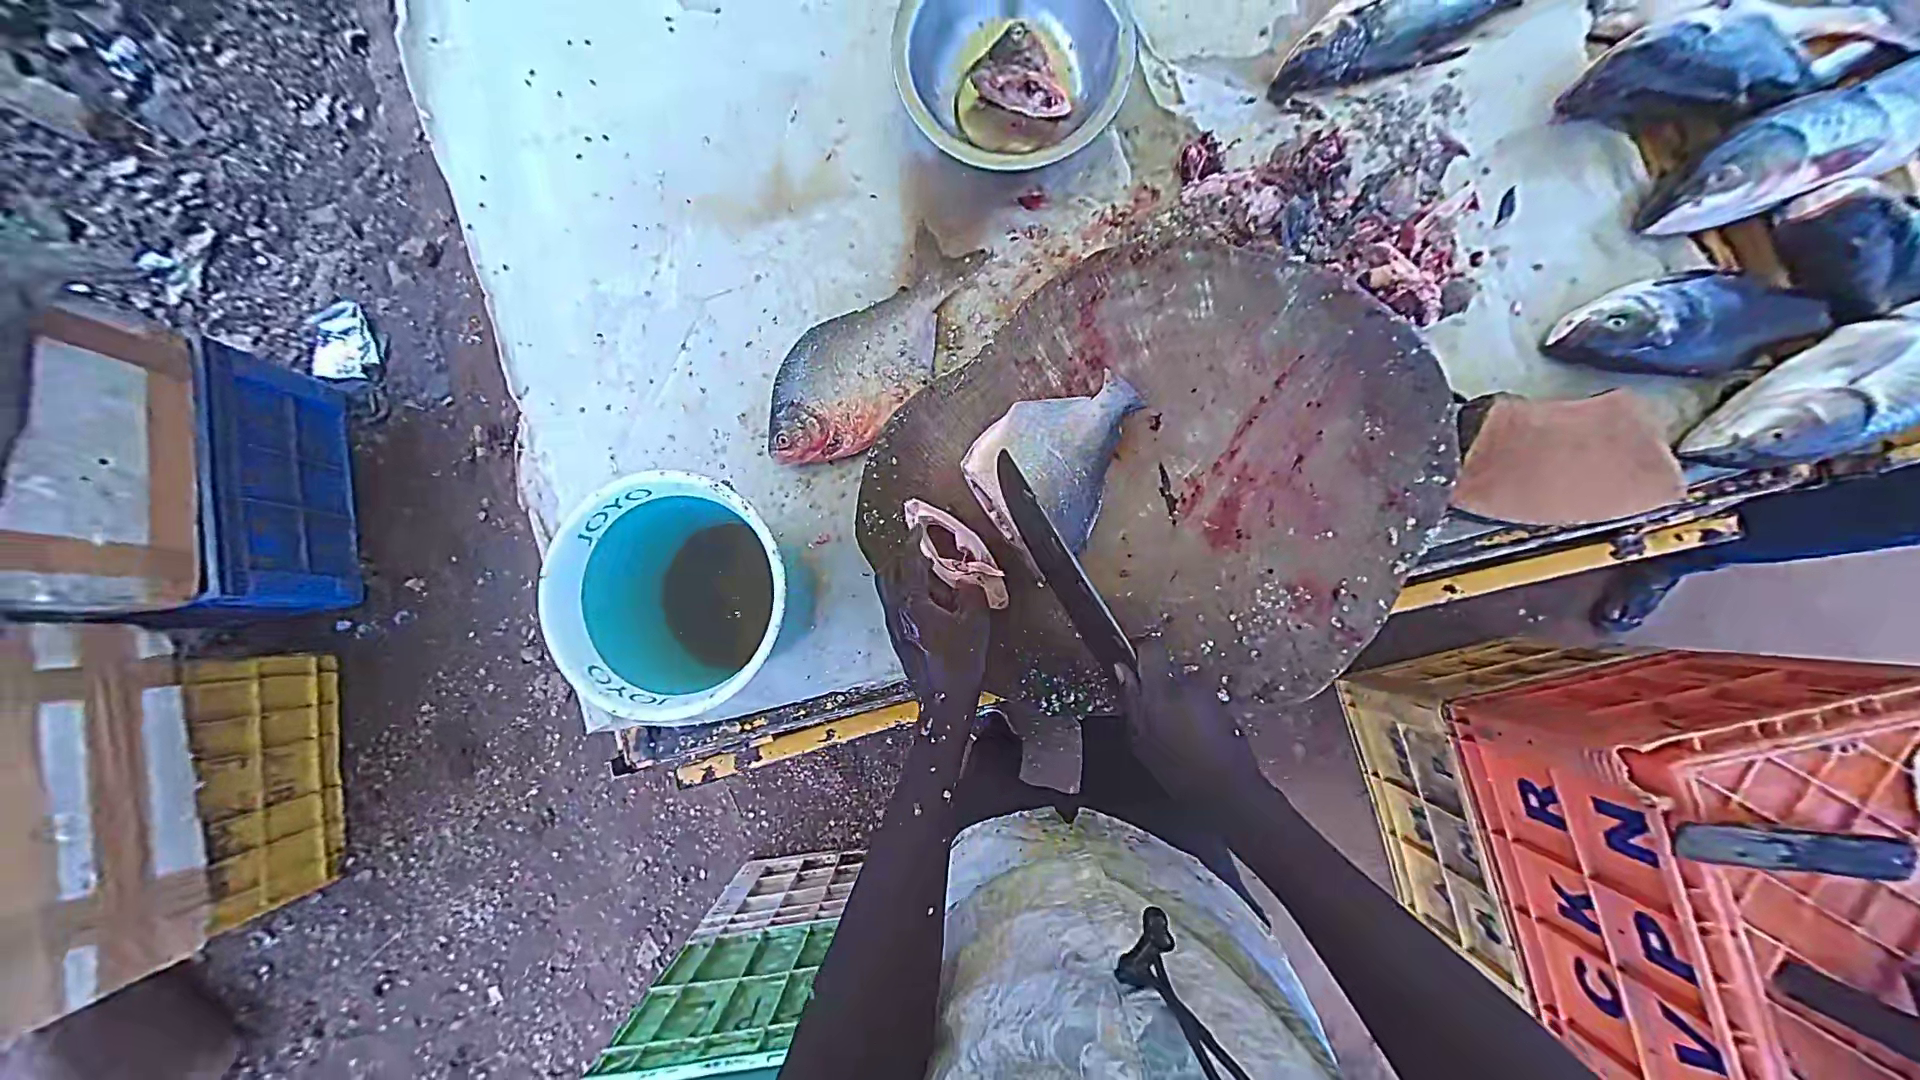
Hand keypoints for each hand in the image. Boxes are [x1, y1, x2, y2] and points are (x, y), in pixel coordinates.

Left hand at [877, 554, 989, 707]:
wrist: (944, 700)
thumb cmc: (959, 663)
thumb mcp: (975, 622)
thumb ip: (971, 592)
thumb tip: (968, 579)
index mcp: (913, 602)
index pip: (909, 562)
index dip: (916, 541)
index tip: (920, 528)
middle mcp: (897, 610)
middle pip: (891, 571)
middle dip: (905, 555)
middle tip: (922, 547)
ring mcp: (894, 624)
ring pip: (889, 587)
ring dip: (903, 573)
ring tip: (925, 569)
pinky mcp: (897, 635)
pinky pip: (895, 602)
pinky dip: (906, 590)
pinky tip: (926, 597)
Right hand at [1116, 637, 1268, 804]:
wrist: (1225, 791)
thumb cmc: (1175, 769)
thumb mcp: (1140, 738)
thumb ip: (1130, 699)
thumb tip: (1121, 669)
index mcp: (1160, 689)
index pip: (1151, 648)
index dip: (1142, 652)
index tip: (1135, 667)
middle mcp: (1187, 684)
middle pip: (1169, 668)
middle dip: (1160, 683)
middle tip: (1154, 711)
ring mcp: (1209, 694)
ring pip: (1186, 685)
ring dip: (1180, 698)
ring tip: (1176, 729)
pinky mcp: (1225, 707)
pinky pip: (1202, 700)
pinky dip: (1196, 711)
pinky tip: (1193, 736)